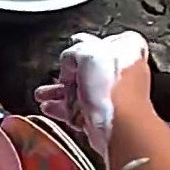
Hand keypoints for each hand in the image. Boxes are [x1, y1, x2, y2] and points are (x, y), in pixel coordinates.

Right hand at [35, 31, 150, 156]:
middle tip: (53, 77)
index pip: (101, 42)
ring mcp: (114, 96)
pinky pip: (79, 110)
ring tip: (42, 95)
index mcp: (127, 50)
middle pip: (87, 70)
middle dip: (65, 75)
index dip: (82, 49)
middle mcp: (124, 72)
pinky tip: (49, 108)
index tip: (69, 57)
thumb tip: (67, 60)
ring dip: (59, 93)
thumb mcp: (87, 54)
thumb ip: (73, 51)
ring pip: (81, 91)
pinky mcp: (104, 116)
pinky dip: (64, 109)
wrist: (119, 126)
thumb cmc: (111, 89)